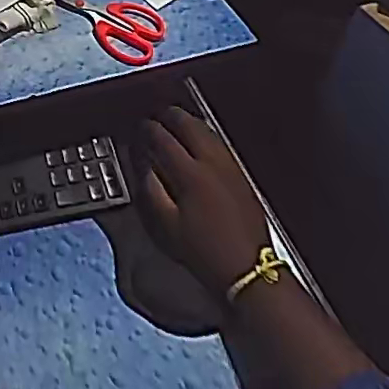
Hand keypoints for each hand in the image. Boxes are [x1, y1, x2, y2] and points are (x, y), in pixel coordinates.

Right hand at [136, 107, 270, 291]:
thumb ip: (151, 190)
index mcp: (190, 175)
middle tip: (157, 116)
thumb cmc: (205, 251)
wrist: (249, 271)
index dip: (148, 129)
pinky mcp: (242, 176)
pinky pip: (220, 144)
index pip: (163, 139)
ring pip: (208, 131)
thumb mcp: (167, 225)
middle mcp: (212, 164)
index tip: (139, 128)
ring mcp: (230, 168)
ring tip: (176, 121)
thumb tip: (143, 167)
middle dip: (170, 116)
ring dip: (189, 122)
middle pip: (189, 125)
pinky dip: (205, 134)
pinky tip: (200, 139)